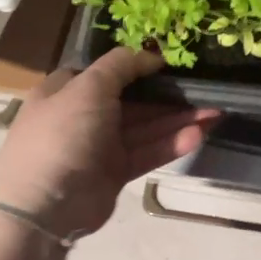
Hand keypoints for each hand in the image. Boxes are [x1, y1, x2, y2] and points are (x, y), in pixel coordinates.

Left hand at [0, 48, 219, 238]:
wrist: (44, 205)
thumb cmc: (62, 135)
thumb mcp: (88, 87)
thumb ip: (122, 65)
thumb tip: (151, 54)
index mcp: (66, 92)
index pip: (106, 73)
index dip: (138, 67)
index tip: (172, 63)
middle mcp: (83, 116)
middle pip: (134, 101)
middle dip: (171, 97)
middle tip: (208, 91)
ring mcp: (100, 146)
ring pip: (146, 128)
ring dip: (179, 120)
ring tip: (216, 114)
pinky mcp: (116, 172)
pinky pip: (147, 152)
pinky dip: (171, 144)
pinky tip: (198, 135)